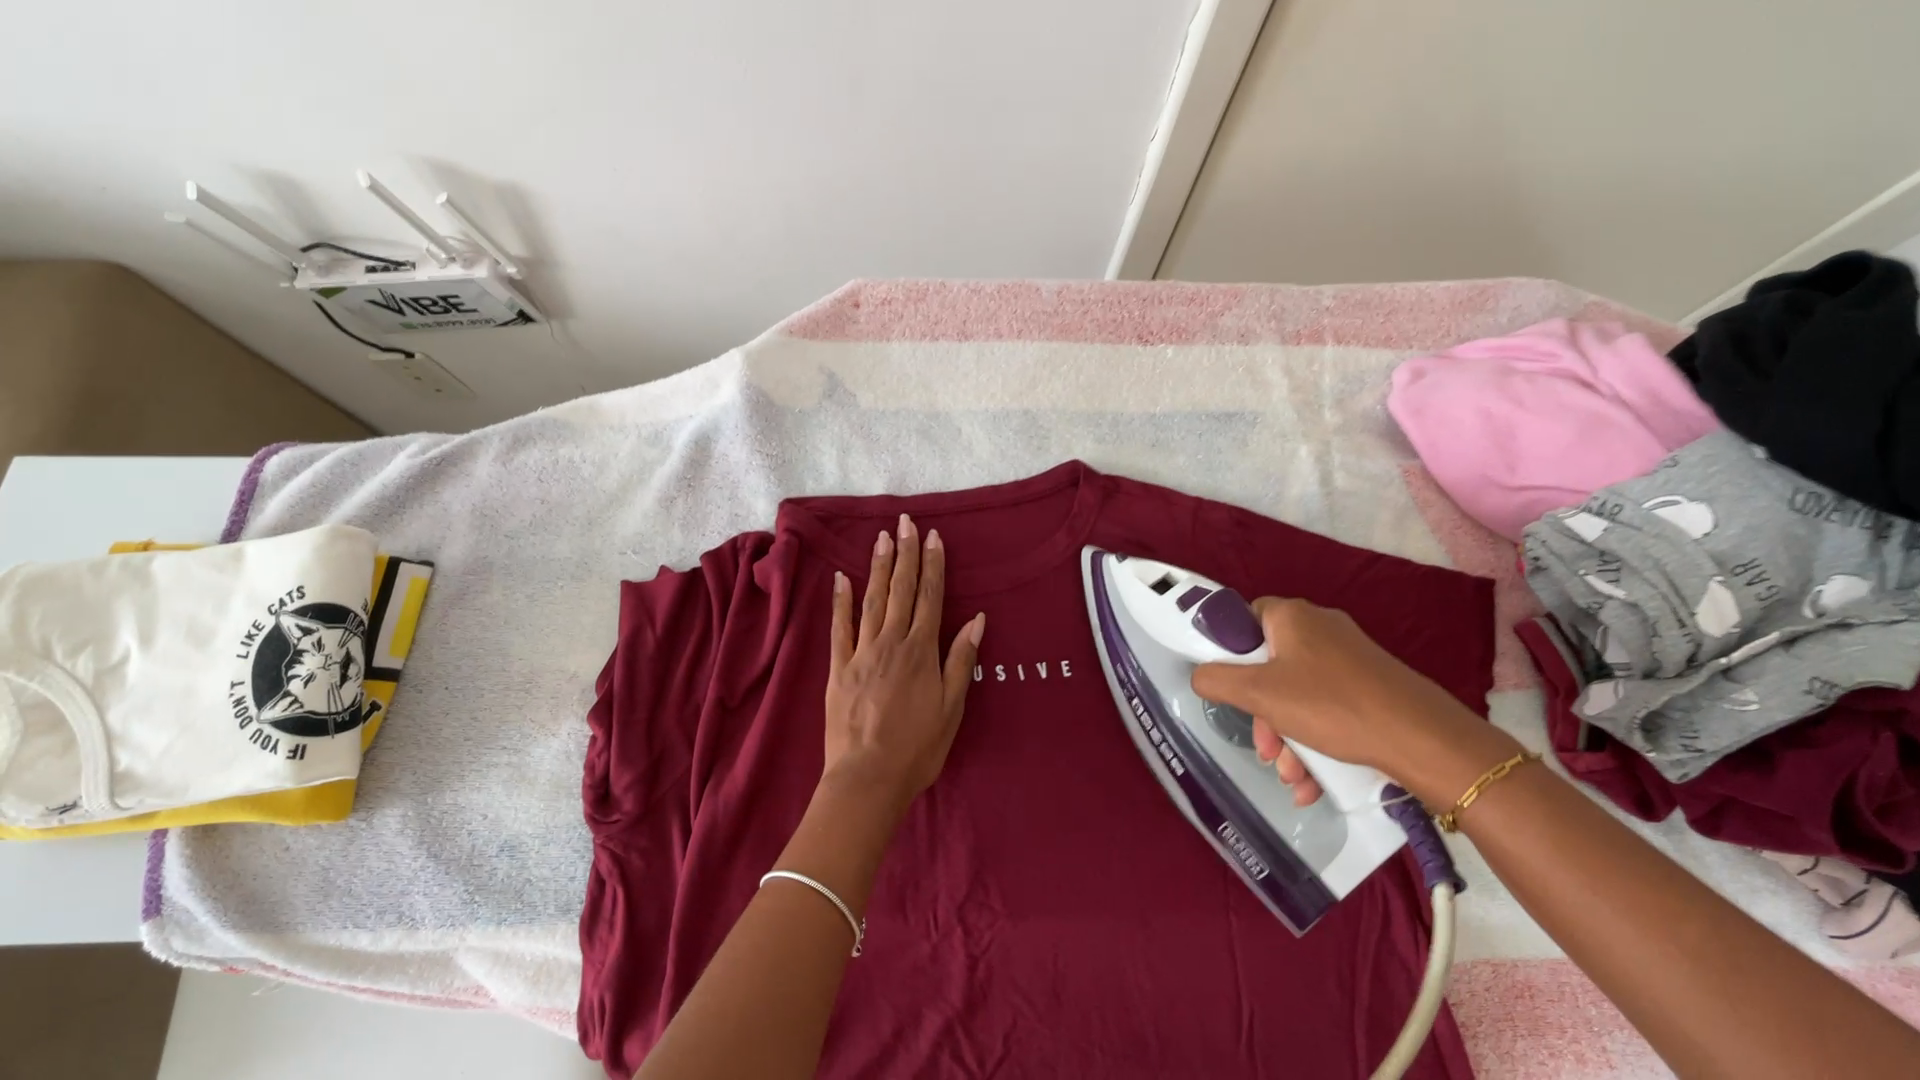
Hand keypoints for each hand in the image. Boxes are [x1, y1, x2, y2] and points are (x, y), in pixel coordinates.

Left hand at [823, 514, 985, 808]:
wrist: (869, 776)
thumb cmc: (918, 747)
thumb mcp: (952, 707)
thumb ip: (961, 661)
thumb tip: (976, 620)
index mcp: (922, 652)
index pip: (930, 598)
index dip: (933, 566)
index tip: (933, 537)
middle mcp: (891, 643)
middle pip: (900, 591)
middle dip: (905, 555)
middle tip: (906, 523)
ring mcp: (861, 653)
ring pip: (872, 601)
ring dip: (877, 568)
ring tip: (881, 538)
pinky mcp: (837, 669)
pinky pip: (839, 628)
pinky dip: (840, 601)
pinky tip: (841, 579)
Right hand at [1190, 597, 1495, 805]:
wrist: (1420, 738)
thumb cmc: (1330, 704)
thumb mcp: (1259, 694)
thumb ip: (1217, 680)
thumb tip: (1200, 675)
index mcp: (1292, 617)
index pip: (1245, 618)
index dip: (1230, 650)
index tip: (1228, 686)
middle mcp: (1320, 629)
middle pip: (1269, 667)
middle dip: (1262, 716)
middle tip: (1265, 750)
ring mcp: (1348, 659)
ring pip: (1297, 695)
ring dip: (1287, 739)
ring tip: (1293, 777)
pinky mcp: (1369, 687)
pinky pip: (1326, 710)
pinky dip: (1314, 743)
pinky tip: (1312, 782)